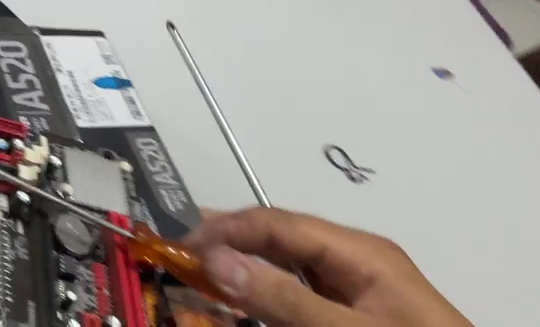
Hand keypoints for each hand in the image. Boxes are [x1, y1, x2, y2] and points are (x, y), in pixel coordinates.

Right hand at [188, 208, 471, 326]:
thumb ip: (283, 299)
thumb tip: (211, 258)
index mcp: (359, 251)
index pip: (273, 221)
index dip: (224, 229)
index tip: (181, 250)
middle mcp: (355, 262)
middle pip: (276, 241)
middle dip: (227, 247)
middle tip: (180, 261)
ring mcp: (358, 293)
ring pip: (284, 270)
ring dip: (242, 275)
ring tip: (201, 281)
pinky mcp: (355, 318)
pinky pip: (299, 299)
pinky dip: (265, 299)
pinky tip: (242, 307)